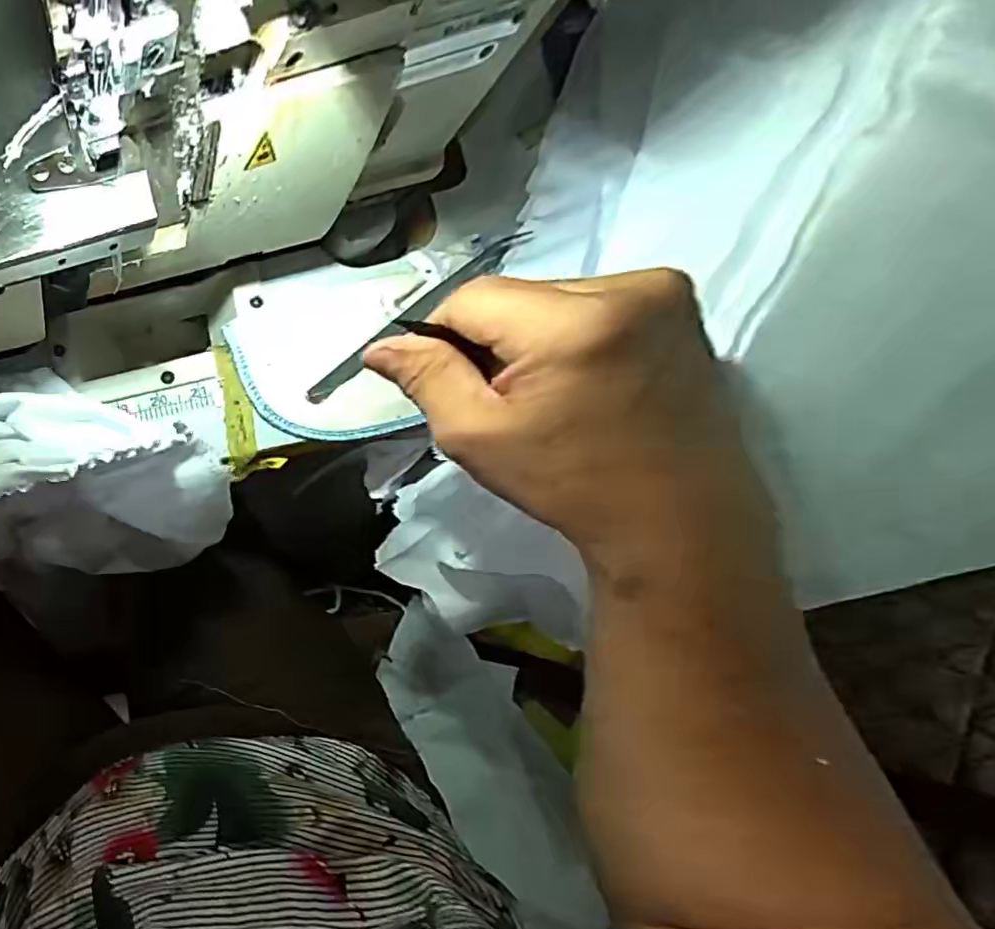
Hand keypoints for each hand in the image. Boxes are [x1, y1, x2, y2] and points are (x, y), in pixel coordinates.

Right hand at [364, 270, 775, 582]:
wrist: (672, 513)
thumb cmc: (564, 480)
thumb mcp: (473, 434)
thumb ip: (426, 377)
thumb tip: (380, 346)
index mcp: (574, 322)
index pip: (470, 298)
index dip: (440, 338)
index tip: (449, 386)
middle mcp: (628, 286)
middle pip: (510, 295)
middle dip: (485, 340)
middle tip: (496, 398)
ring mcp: (663, 290)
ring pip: (544, 298)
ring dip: (522, 338)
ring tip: (539, 393)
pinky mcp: (677, 304)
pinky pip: (585, 303)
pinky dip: (560, 336)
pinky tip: (573, 381)